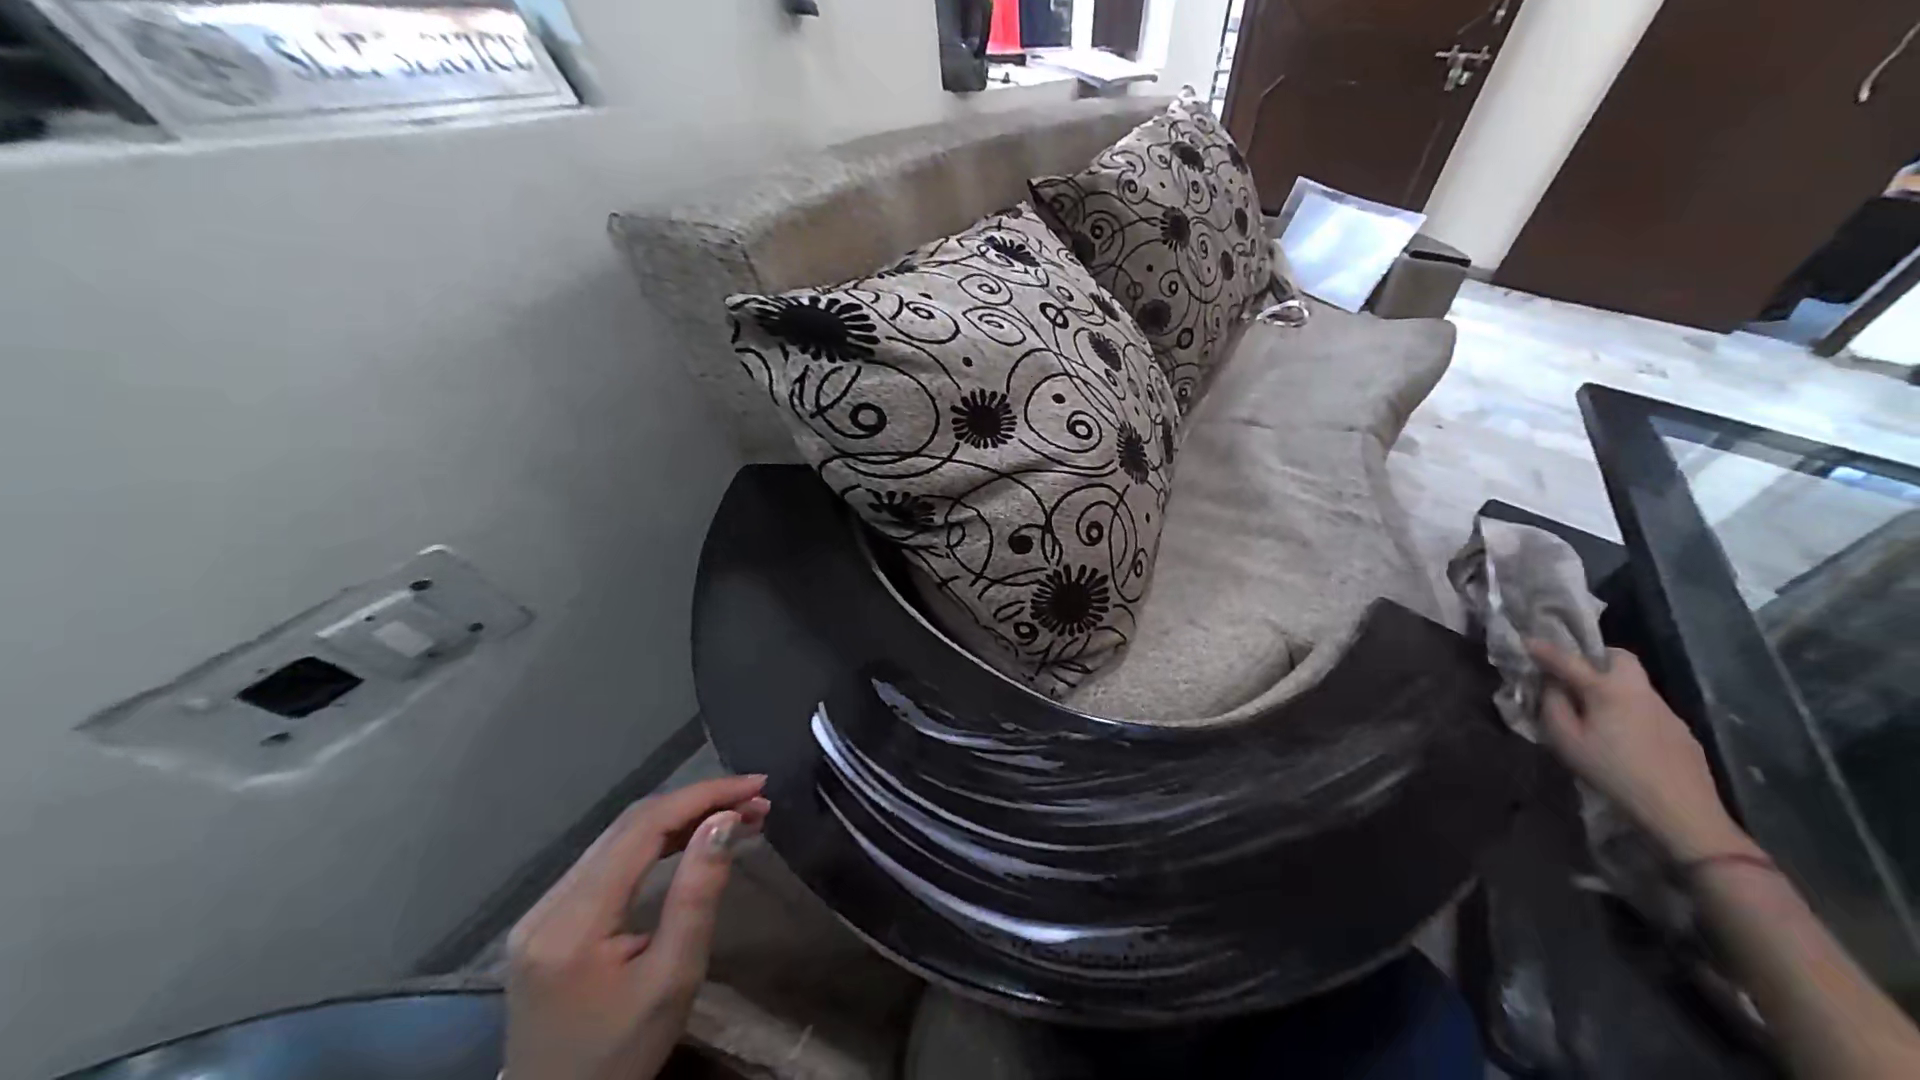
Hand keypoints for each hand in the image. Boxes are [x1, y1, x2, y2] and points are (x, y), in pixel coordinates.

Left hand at [504, 775, 770, 1079]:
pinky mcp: (549, 916)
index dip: (702, 796)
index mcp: (573, 921)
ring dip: (681, 817)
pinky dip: (657, 839)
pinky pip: (610, 858)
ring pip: (620, 836)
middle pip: (630, 824)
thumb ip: (697, 895)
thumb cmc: (622, 1054)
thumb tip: (724, 822)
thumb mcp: (672, 979)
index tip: (755, 786)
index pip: (643, 828)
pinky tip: (692, 837)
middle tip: (756, 800)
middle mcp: (548, 903)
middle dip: (698, 801)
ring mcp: (542, 908)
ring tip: (736, 814)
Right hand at [1528, 641, 1754, 862]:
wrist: (1682, 812)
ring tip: (1593, 710)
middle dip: (1594, 656)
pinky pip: (1647, 708)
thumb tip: (1551, 684)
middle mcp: (1640, 691)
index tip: (1526, 640)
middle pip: (1619, 658)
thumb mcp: (1564, 739)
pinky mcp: (1681, 731)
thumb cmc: (1612, 772)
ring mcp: (1666, 711)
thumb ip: (1552, 704)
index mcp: (1609, 689)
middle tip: (1572, 671)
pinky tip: (1622, 737)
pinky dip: (1628, 709)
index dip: (1544, 649)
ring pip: (1635, 683)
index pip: (1569, 659)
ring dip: (1611, 685)